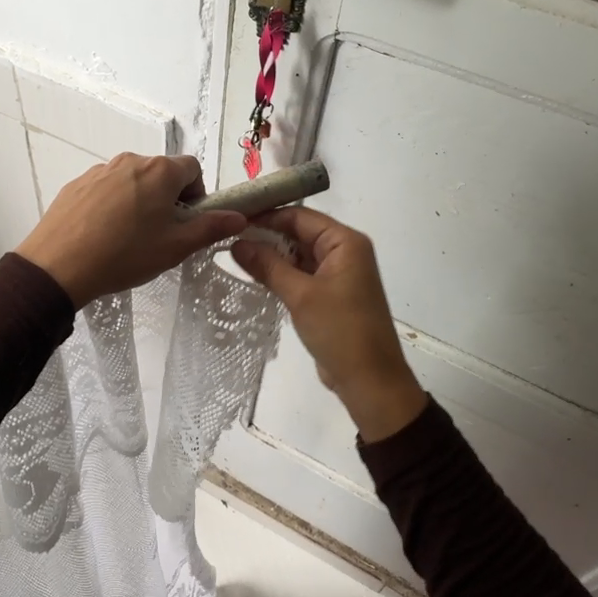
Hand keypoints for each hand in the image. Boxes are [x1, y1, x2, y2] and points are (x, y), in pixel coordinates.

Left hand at [16, 153, 247, 306]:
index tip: (187, 222)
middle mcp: (131, 161)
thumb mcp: (175, 247)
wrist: (58, 265)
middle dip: (168, 198)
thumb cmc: (125, 255)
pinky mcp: (77, 183)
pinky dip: (112, 204)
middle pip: (161, 172)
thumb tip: (239, 217)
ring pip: (132, 180)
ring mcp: (100, 170)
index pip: (192, 168)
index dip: (197, 194)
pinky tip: (102, 234)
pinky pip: (106, 188)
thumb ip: (210, 228)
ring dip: (140, 200)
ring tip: (129, 237)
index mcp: (160, 171)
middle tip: (160, 233)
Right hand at [229, 207, 426, 441]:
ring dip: (272, 255)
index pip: (300, 216)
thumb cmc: (340, 331)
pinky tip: (255, 276)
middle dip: (267, 234)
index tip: (233, 218)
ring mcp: (339, 274)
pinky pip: (302, 274)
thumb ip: (268, 266)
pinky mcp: (331, 295)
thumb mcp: (300, 295)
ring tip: (234, 254)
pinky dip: (281, 274)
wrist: (370, 382)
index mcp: (346, 242)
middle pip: (300, 232)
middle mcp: (345, 252)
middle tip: (227, 236)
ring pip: (299, 254)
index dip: (267, 215)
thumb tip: (236, 243)